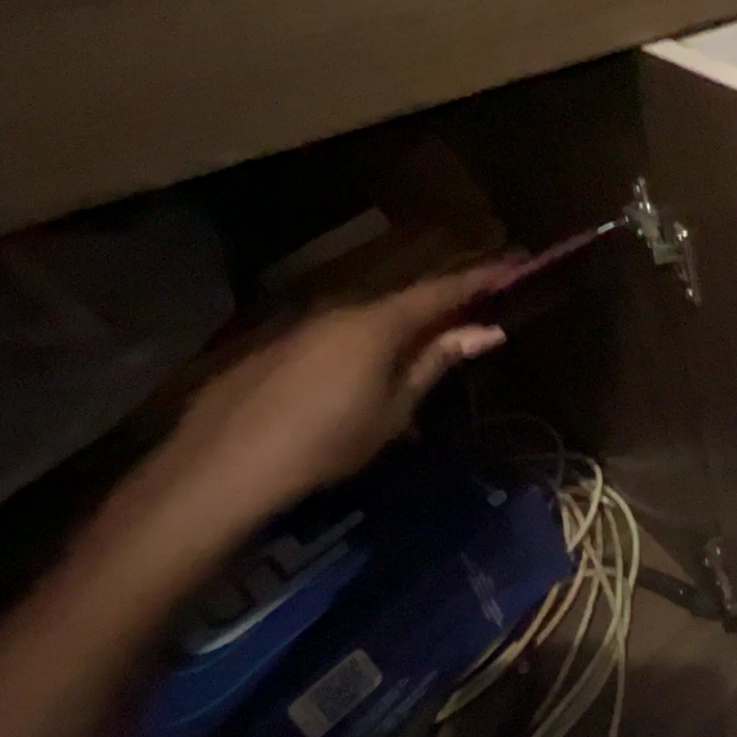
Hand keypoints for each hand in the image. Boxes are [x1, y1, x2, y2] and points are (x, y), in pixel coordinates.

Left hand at [146, 261, 519, 526]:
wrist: (219, 471)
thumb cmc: (326, 443)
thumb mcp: (395, 411)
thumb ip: (437, 362)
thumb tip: (486, 330)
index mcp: (379, 323)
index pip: (442, 290)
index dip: (481, 277)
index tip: (516, 265)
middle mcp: (341, 312)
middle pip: (404, 302)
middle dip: (442, 306)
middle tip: (474, 313)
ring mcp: (302, 328)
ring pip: (366, 320)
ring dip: (399, 330)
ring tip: (421, 352)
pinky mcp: (273, 350)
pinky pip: (332, 338)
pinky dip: (360, 347)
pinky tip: (357, 379)